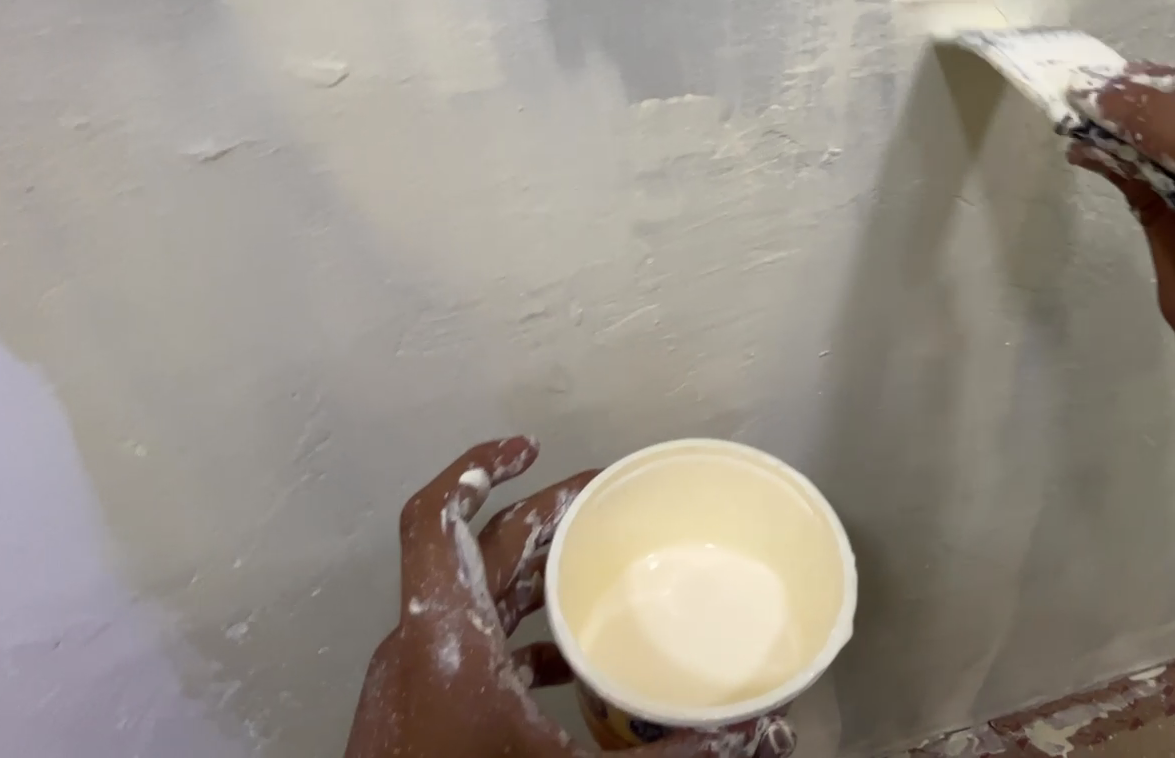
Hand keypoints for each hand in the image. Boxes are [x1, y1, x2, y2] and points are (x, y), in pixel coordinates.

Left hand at [345, 437, 794, 757]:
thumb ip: (671, 755)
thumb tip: (758, 735)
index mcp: (443, 639)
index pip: (436, 521)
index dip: (478, 468)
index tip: (531, 448)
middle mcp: (421, 644)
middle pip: (481, 547)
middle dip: (544, 513)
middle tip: (602, 497)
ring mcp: (416, 677)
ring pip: (477, 591)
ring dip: (534, 565)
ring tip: (592, 557)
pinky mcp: (423, 707)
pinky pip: (475, 640)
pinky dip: (522, 628)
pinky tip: (569, 658)